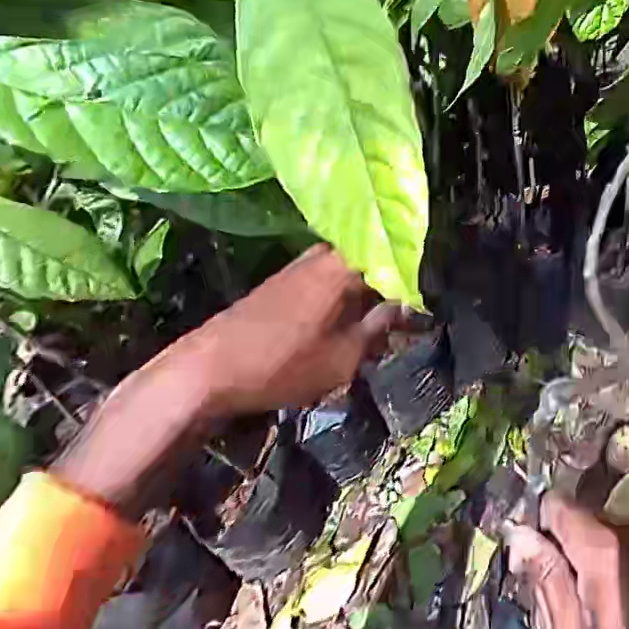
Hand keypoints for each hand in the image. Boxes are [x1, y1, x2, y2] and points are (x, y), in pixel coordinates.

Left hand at [154, 245, 401, 417]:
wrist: (205, 371)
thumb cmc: (281, 365)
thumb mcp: (342, 357)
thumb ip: (377, 327)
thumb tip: (404, 306)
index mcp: (341, 267)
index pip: (389, 257)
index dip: (410, 275)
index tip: (423, 296)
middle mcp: (320, 256)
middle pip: (367, 258)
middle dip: (387, 278)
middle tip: (403, 305)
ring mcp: (297, 266)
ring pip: (345, 266)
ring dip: (363, 285)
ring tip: (377, 313)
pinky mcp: (280, 281)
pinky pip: (325, 275)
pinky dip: (341, 290)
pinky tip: (344, 315)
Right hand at [507, 496, 628, 628]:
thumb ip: (547, 579)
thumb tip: (519, 534)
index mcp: (602, 548)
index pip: (555, 504)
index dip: (532, 525)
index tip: (522, 558)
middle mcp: (620, 532)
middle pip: (568, 514)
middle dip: (547, 542)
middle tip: (538, 588)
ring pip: (581, 527)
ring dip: (565, 554)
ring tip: (561, 600)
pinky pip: (598, 540)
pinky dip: (583, 560)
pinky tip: (582, 598)